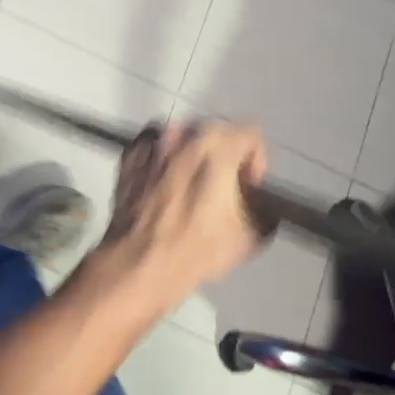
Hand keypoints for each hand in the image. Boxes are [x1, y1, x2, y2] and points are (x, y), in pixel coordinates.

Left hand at [91, 120, 271, 317]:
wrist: (140, 261)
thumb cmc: (198, 248)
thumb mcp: (251, 236)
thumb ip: (265, 209)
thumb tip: (261, 204)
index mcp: (218, 145)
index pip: (251, 135)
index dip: (256, 163)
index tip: (249, 189)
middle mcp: (183, 133)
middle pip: (216, 133)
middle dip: (225, 157)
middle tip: (224, 189)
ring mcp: (152, 142)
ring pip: (182, 137)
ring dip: (192, 156)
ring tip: (192, 188)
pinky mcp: (129, 156)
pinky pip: (153, 148)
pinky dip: (162, 161)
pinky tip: (163, 187)